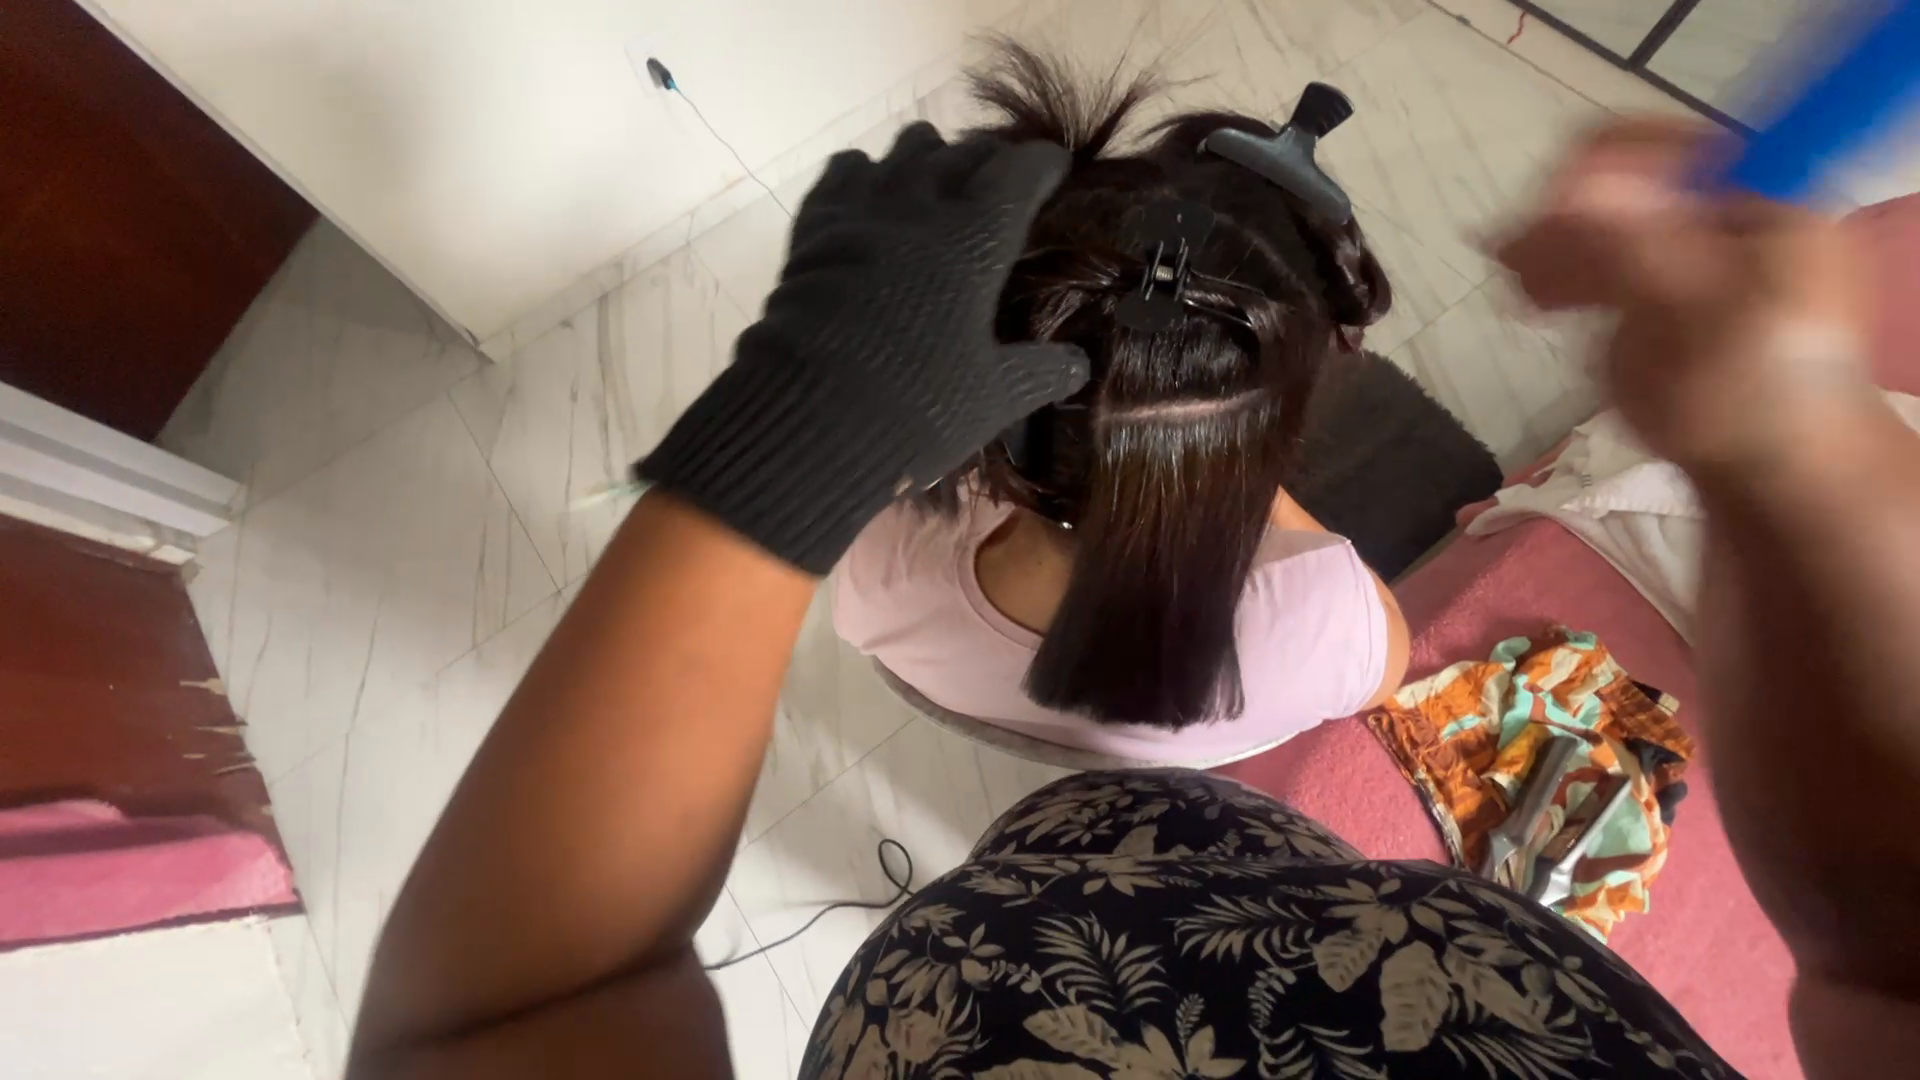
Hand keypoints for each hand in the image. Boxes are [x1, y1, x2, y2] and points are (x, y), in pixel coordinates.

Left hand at [639, 122, 1089, 573]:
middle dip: (988, 161)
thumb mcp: (993, 397)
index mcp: (975, 238)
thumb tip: (1081, 365)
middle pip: (963, 152)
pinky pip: (843, 173)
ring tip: (935, 185)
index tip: (1053, 168)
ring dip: (928, 159)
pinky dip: (865, 175)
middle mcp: (921, 205)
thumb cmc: (917, 404)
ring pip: (903, 150)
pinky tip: (869, 198)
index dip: (1042, 164)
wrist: (815, 414)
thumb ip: (1041, 373)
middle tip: (997, 184)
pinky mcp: (815, 226)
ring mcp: (863, 208)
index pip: (1020, 172)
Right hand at [1494, 118, 1875, 479]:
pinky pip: (1580, 264)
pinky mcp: (1635, 293)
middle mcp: (1711, 216)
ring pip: (1585, 230)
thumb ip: (1642, 251)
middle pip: (1613, 190)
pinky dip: (1545, 275)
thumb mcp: (1701, 316)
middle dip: (1560, 224)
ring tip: (1524, 297)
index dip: (1601, 169)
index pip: (1667, 147)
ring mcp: (1670, 255)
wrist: (1753, 456)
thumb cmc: (1749, 390)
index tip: (1545, 218)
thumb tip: (1574, 189)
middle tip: (1520, 267)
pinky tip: (1531, 302)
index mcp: (1753, 203)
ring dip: (1543, 253)